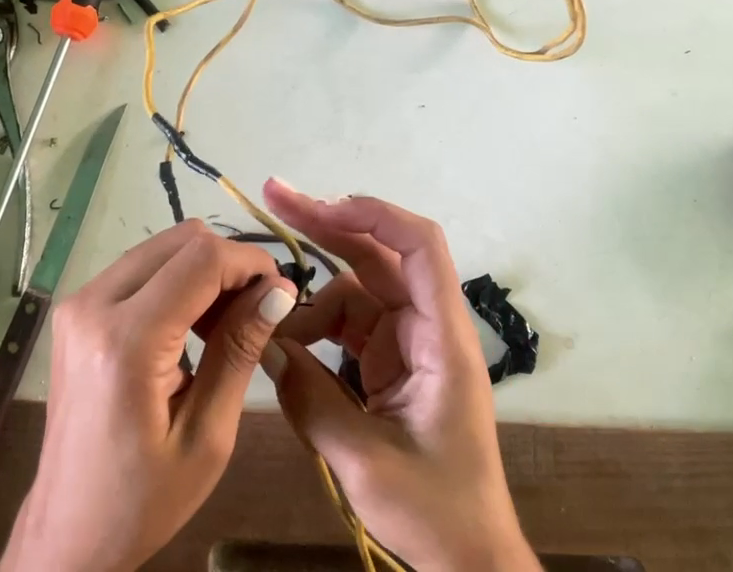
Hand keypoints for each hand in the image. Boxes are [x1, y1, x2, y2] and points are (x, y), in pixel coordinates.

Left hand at [0, 220, 297, 571]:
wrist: (67, 531)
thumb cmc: (142, 500)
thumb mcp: (207, 435)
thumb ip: (239, 350)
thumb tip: (278, 290)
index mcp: (125, 342)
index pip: (202, 259)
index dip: (251, 264)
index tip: (282, 293)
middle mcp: (92, 306)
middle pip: (180, 240)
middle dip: (228, 264)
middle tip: (256, 312)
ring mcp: (77, 305)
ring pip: (160, 248)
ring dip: (202, 270)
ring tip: (226, 325)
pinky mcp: (75, 311)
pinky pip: (138, 269)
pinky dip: (175, 281)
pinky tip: (191, 327)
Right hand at [260, 179, 539, 571]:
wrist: (468, 558)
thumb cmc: (437, 511)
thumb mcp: (366, 461)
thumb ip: (311, 399)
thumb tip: (263, 344)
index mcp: (441, 339)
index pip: (419, 248)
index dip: (372, 214)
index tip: (316, 205)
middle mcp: (427, 328)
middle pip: (378, 256)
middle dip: (325, 226)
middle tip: (272, 197)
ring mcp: (408, 345)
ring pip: (353, 292)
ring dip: (309, 301)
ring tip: (265, 326)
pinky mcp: (390, 365)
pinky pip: (347, 327)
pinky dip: (314, 330)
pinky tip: (283, 348)